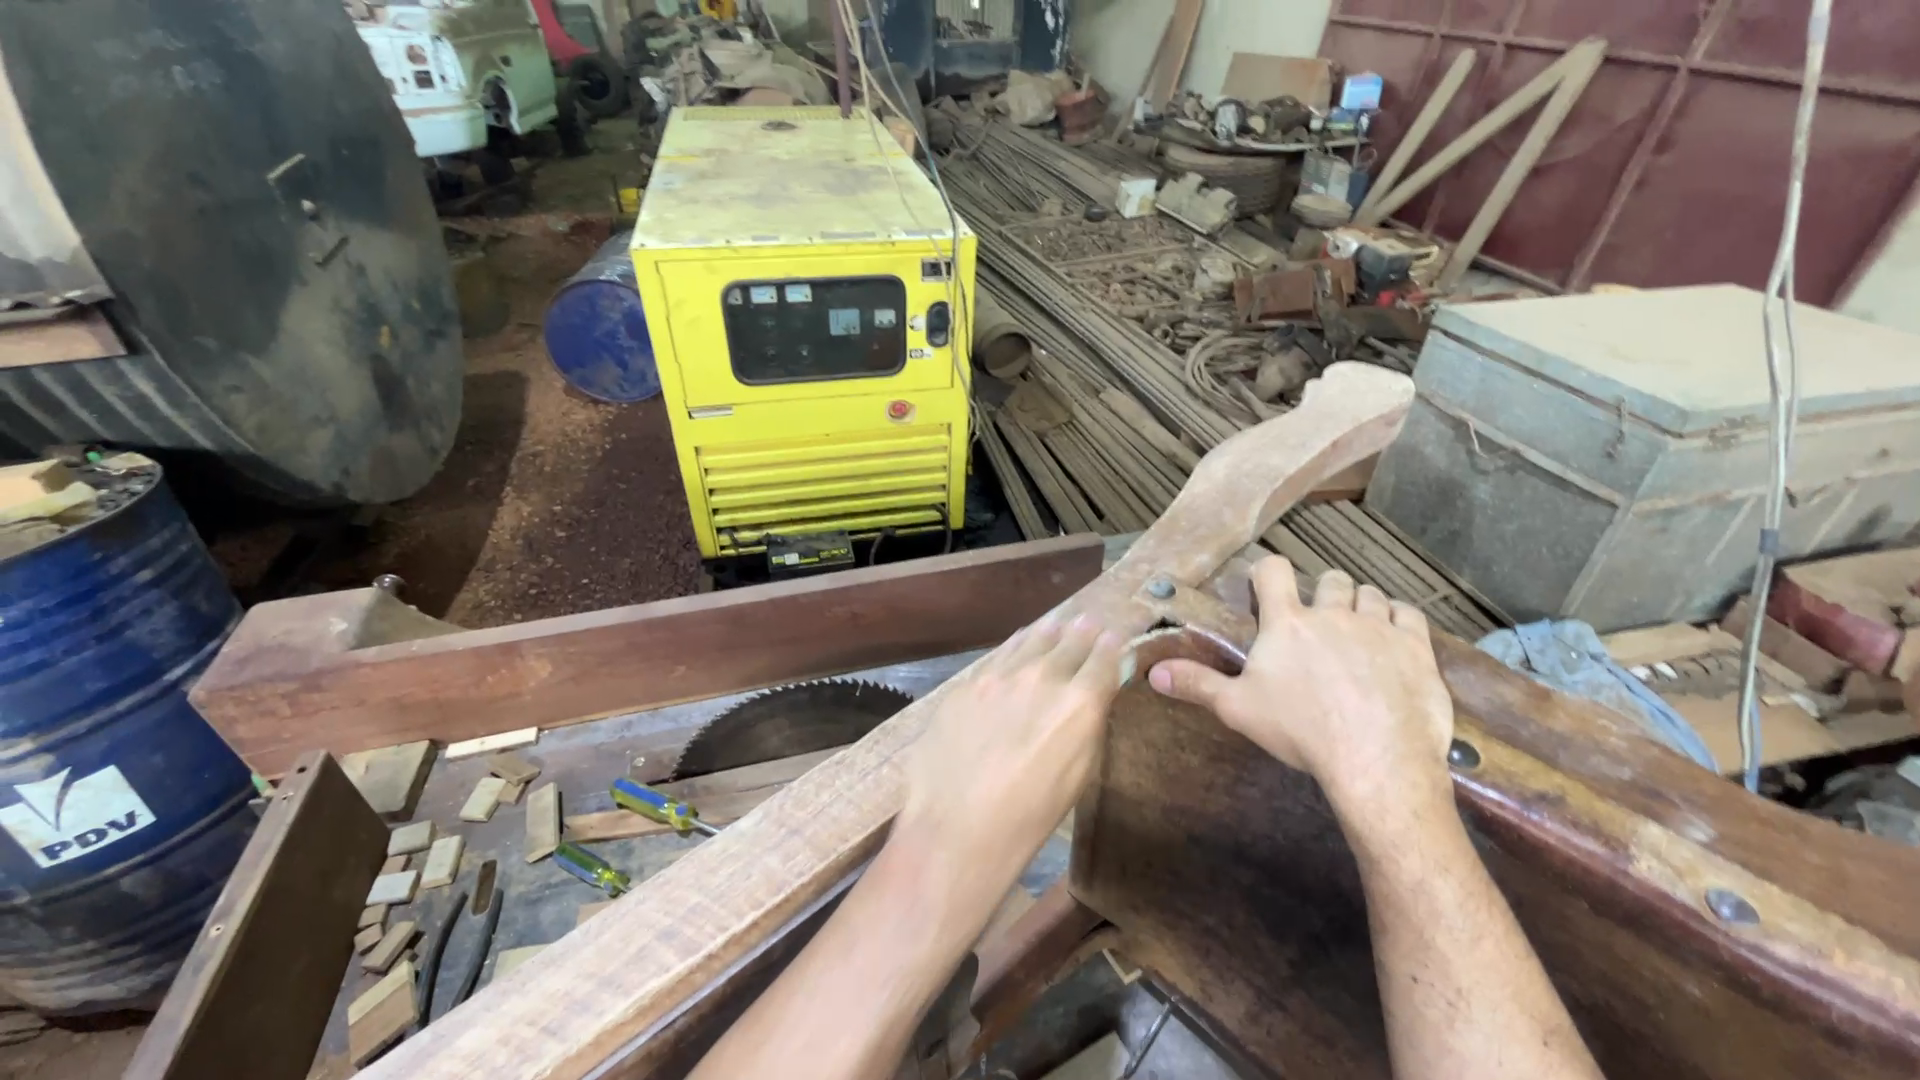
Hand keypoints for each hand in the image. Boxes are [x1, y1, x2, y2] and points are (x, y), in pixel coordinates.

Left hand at [896, 613, 1125, 899]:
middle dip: (1083, 632)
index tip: (1114, 638)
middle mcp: (1043, 677)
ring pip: (1032, 639)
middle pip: (1069, 641)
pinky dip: (1017, 645)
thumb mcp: (1078, 774)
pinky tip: (1020, 643)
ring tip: (1058, 624)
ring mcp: (1001, 675)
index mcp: (1080, 702)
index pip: (1104, 659)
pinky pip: (1000, 654)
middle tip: (1089, 622)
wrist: (958, 824)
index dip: (1112, 647)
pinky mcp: (968, 682)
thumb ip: (1087, 725)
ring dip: (1050, 632)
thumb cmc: (1029, 815)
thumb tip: (1093, 697)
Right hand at [1148, 558, 1454, 817]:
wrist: (1376, 760)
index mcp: (1287, 623)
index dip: (1267, 571)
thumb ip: (1196, 684)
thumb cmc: (1300, 732)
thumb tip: (1153, 673)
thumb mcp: (1238, 709)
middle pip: (1330, 579)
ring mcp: (1378, 626)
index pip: (1274, 570)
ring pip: (1370, 593)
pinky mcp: (1415, 646)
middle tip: (1317, 620)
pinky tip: (1392, 635)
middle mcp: (1333, 613)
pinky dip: (1397, 617)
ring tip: (1355, 629)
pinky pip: (1408, 612)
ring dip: (1360, 604)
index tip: (1265, 585)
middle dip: (1322, 592)